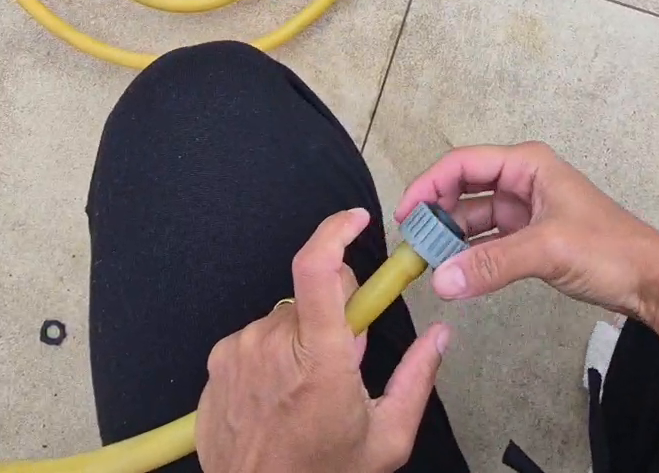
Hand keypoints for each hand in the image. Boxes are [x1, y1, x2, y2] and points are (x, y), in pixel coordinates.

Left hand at [196, 208, 450, 472]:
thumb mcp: (386, 439)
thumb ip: (417, 377)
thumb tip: (441, 333)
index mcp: (319, 359)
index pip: (319, 268)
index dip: (336, 230)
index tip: (357, 220)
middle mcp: (273, 344)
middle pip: (314, 295)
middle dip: (334, 315)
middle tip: (341, 362)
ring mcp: (239, 351)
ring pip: (286, 317)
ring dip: (301, 338)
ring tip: (303, 389)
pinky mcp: (218, 361)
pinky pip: (256, 337)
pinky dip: (272, 353)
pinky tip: (275, 394)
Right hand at [395, 142, 658, 316]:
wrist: (651, 281)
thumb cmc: (608, 249)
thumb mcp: (547, 250)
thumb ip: (492, 264)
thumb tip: (440, 280)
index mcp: (526, 164)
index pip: (463, 164)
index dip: (429, 184)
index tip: (406, 214)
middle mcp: (521, 180)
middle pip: (463, 187)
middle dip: (437, 211)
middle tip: (413, 243)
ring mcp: (524, 210)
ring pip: (473, 217)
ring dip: (450, 237)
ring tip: (425, 262)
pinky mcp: (528, 238)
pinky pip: (487, 241)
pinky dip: (469, 255)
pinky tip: (454, 272)